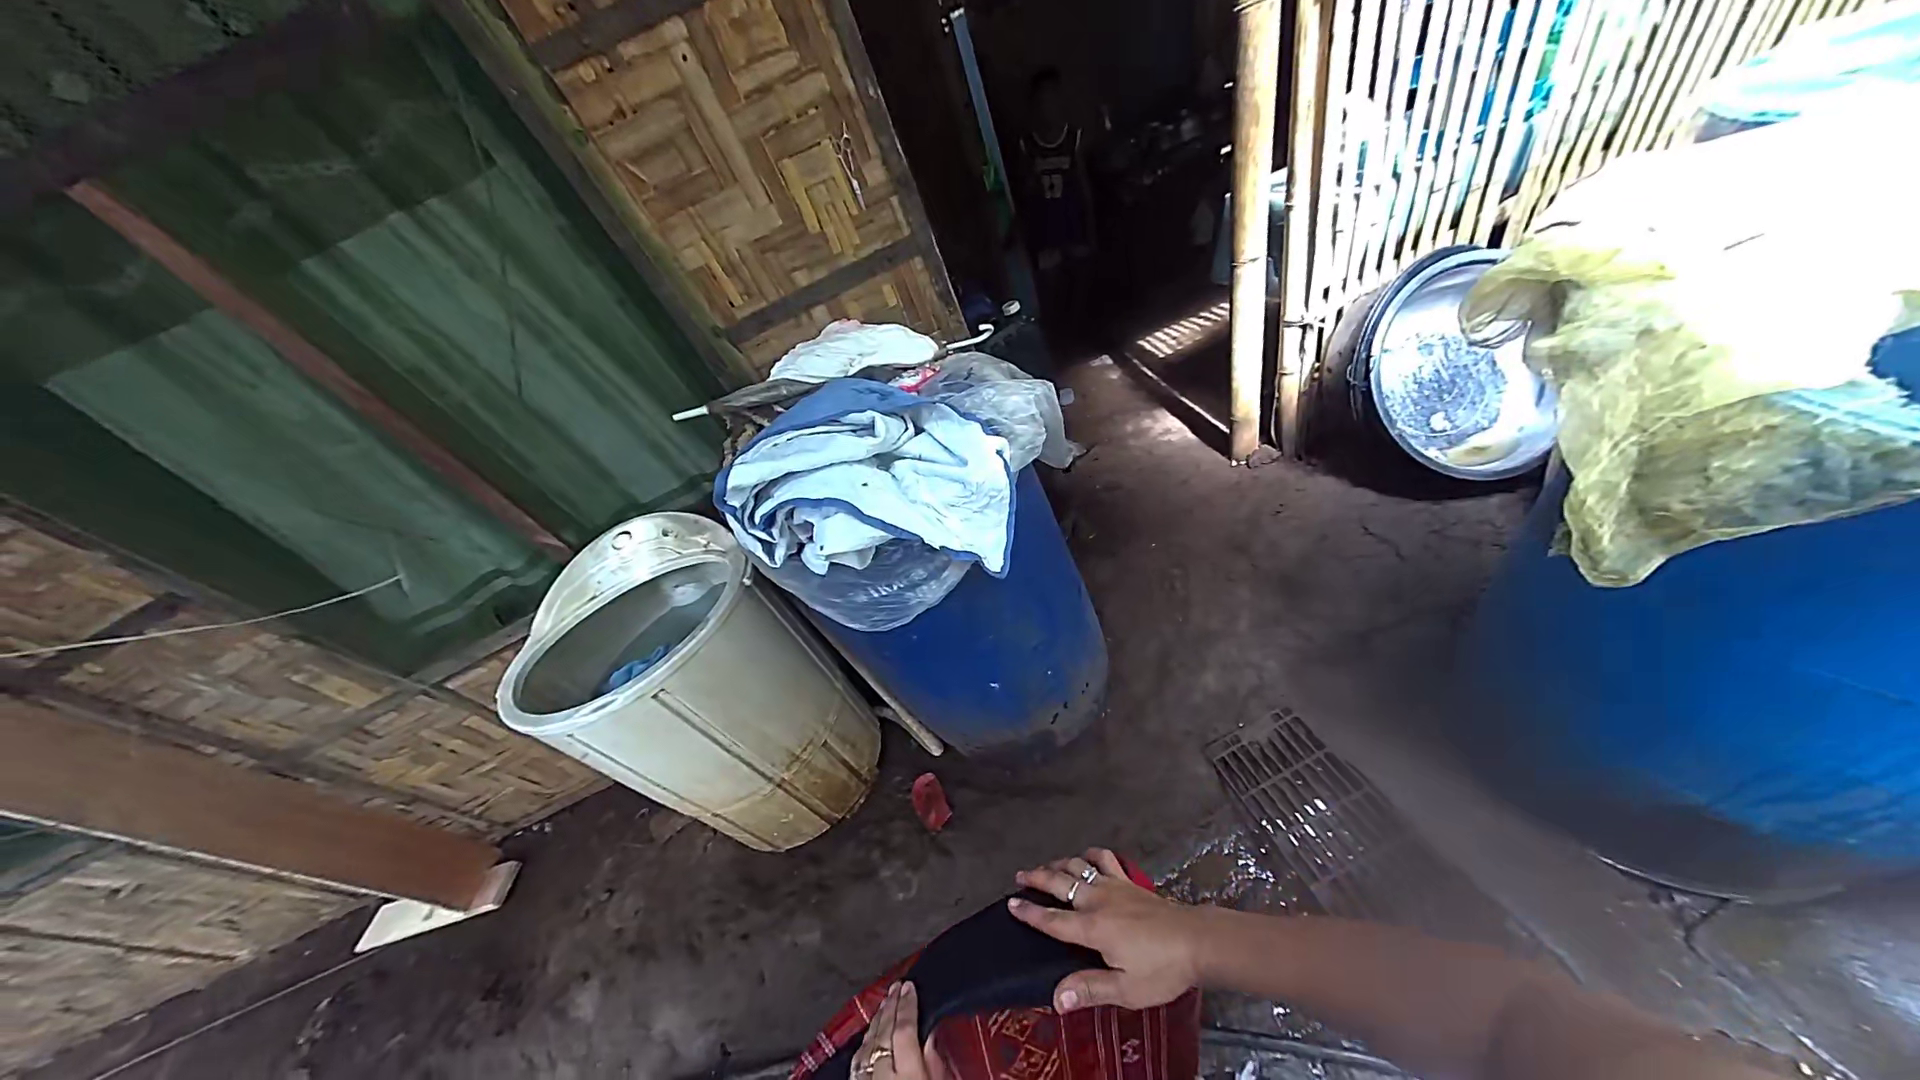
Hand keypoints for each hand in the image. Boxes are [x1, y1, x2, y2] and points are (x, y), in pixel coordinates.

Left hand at [851, 982, 950, 1079]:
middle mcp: (883, 1076)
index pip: (905, 1029)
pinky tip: (871, 1033)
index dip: (907, 1005)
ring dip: (878, 1020)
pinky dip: (866, 1042)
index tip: (909, 986)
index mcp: (909, 1075)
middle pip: (885, 1032)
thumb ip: (934, 1063)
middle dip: (891, 1005)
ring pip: (868, 1043)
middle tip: (897, 986)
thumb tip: (930, 1034)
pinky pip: (858, 1060)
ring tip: (886, 1002)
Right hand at [1008, 847, 1210, 1013]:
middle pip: (1060, 883)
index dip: (1029, 912)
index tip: (1010, 903)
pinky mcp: (1129, 880)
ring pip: (1078, 866)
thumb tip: (1056, 997)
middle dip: (1037, 878)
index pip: (1052, 919)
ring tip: (1046, 866)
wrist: (1196, 940)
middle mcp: (1097, 900)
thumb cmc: (1161, 969)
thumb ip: (1090, 988)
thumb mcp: (1127, 989)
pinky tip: (1086, 856)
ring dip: (1058, 864)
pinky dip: (1091, 855)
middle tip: (1019, 875)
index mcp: (1092, 928)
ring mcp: (1114, 885)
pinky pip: (1105, 859)